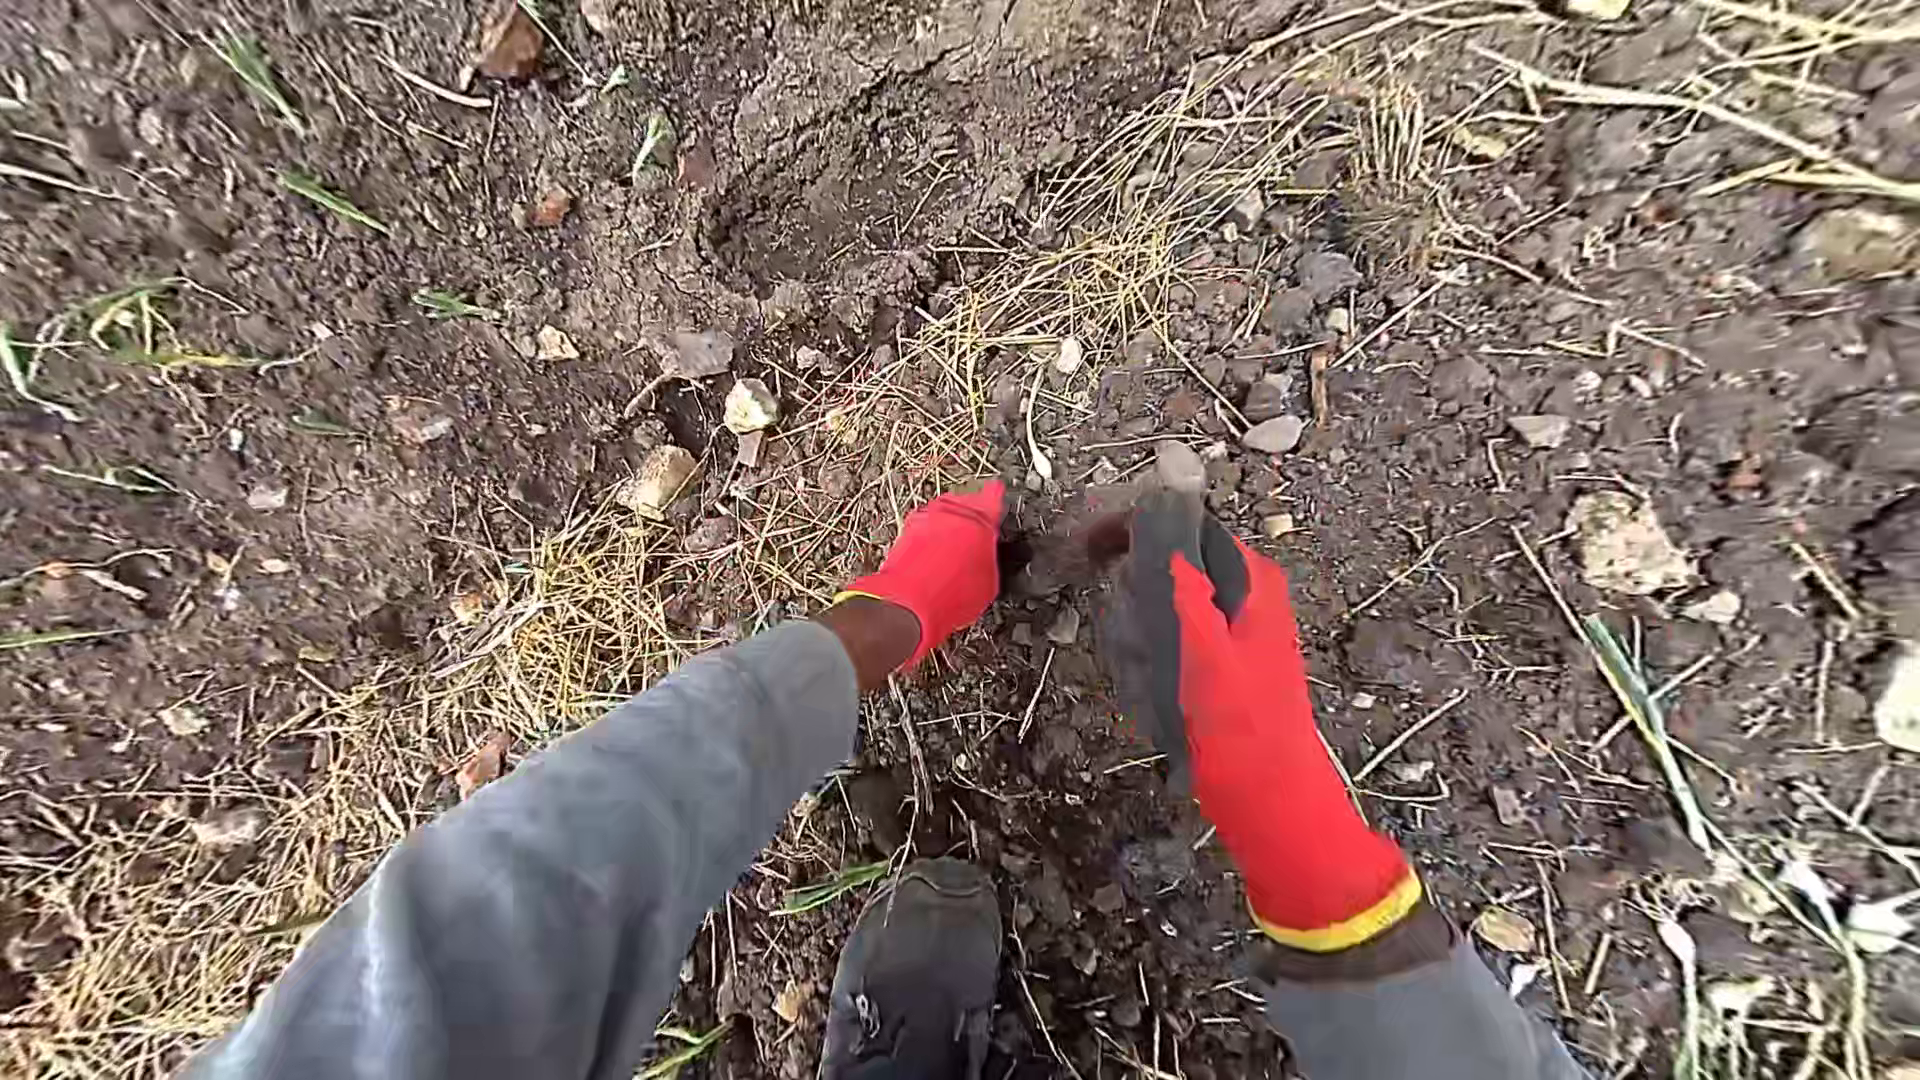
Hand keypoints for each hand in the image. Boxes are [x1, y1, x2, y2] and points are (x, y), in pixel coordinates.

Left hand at [836, 480, 1005, 670]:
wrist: (908, 604)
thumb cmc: (949, 594)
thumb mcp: (988, 582)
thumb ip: (989, 558)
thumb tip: (985, 560)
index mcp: (980, 519)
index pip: (992, 498)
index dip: (995, 497)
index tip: (995, 494)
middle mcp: (951, 511)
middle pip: (964, 503)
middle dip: (969, 516)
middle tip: (974, 536)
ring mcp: (924, 518)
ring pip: (941, 515)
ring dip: (946, 528)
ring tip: (952, 554)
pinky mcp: (904, 531)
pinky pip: (923, 529)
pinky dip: (929, 539)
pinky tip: (933, 560)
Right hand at [1101, 491, 1421, 951]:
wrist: (1267, 792)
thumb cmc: (1236, 721)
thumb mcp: (1204, 650)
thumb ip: (1184, 586)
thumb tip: (1159, 526)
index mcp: (1251, 581)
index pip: (1191, 525)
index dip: (1140, 526)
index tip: (1097, 544)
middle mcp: (1246, 593)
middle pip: (1177, 559)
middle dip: (1138, 581)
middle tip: (1118, 619)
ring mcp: (1234, 624)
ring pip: (1169, 595)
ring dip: (1142, 619)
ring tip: (1138, 662)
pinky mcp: (1221, 652)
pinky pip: (1174, 629)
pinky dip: (1152, 643)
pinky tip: (1149, 678)